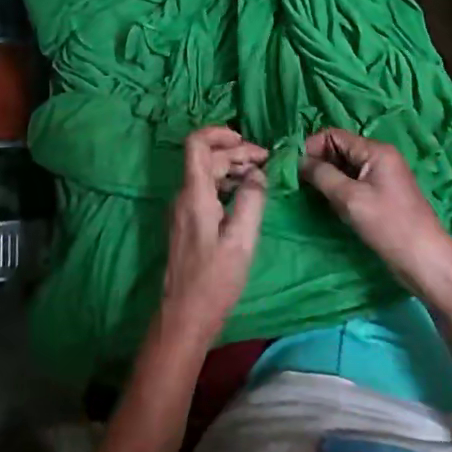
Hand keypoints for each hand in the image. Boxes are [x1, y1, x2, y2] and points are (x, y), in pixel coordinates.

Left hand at [160, 126, 268, 341]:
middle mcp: (184, 196)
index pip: (196, 144)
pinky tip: (246, 197)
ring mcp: (183, 211)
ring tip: (261, 178)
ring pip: (207, 174)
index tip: (247, 140)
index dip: (219, 133)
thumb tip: (258, 174)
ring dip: (233, 169)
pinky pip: (206, 191)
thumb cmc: (214, 281)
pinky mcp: (188, 224)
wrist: (184, 318)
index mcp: (194, 194)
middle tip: (267, 163)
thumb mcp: (241, 240)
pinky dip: (227, 185)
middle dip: (237, 154)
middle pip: (206, 158)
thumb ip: (252, 200)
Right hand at [302, 128, 451, 299]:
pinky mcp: (382, 195)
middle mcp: (379, 157)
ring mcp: (382, 176)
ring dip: (327, 178)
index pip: (333, 135)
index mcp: (376, 150)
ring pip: (344, 167)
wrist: (426, 261)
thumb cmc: (389, 226)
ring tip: (311, 196)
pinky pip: (353, 183)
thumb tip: (298, 161)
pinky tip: (329, 205)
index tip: (293, 169)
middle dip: (317, 163)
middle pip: (339, 149)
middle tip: (298, 185)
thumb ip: (322, 175)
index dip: (311, 148)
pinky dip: (339, 190)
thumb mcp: (351, 199)